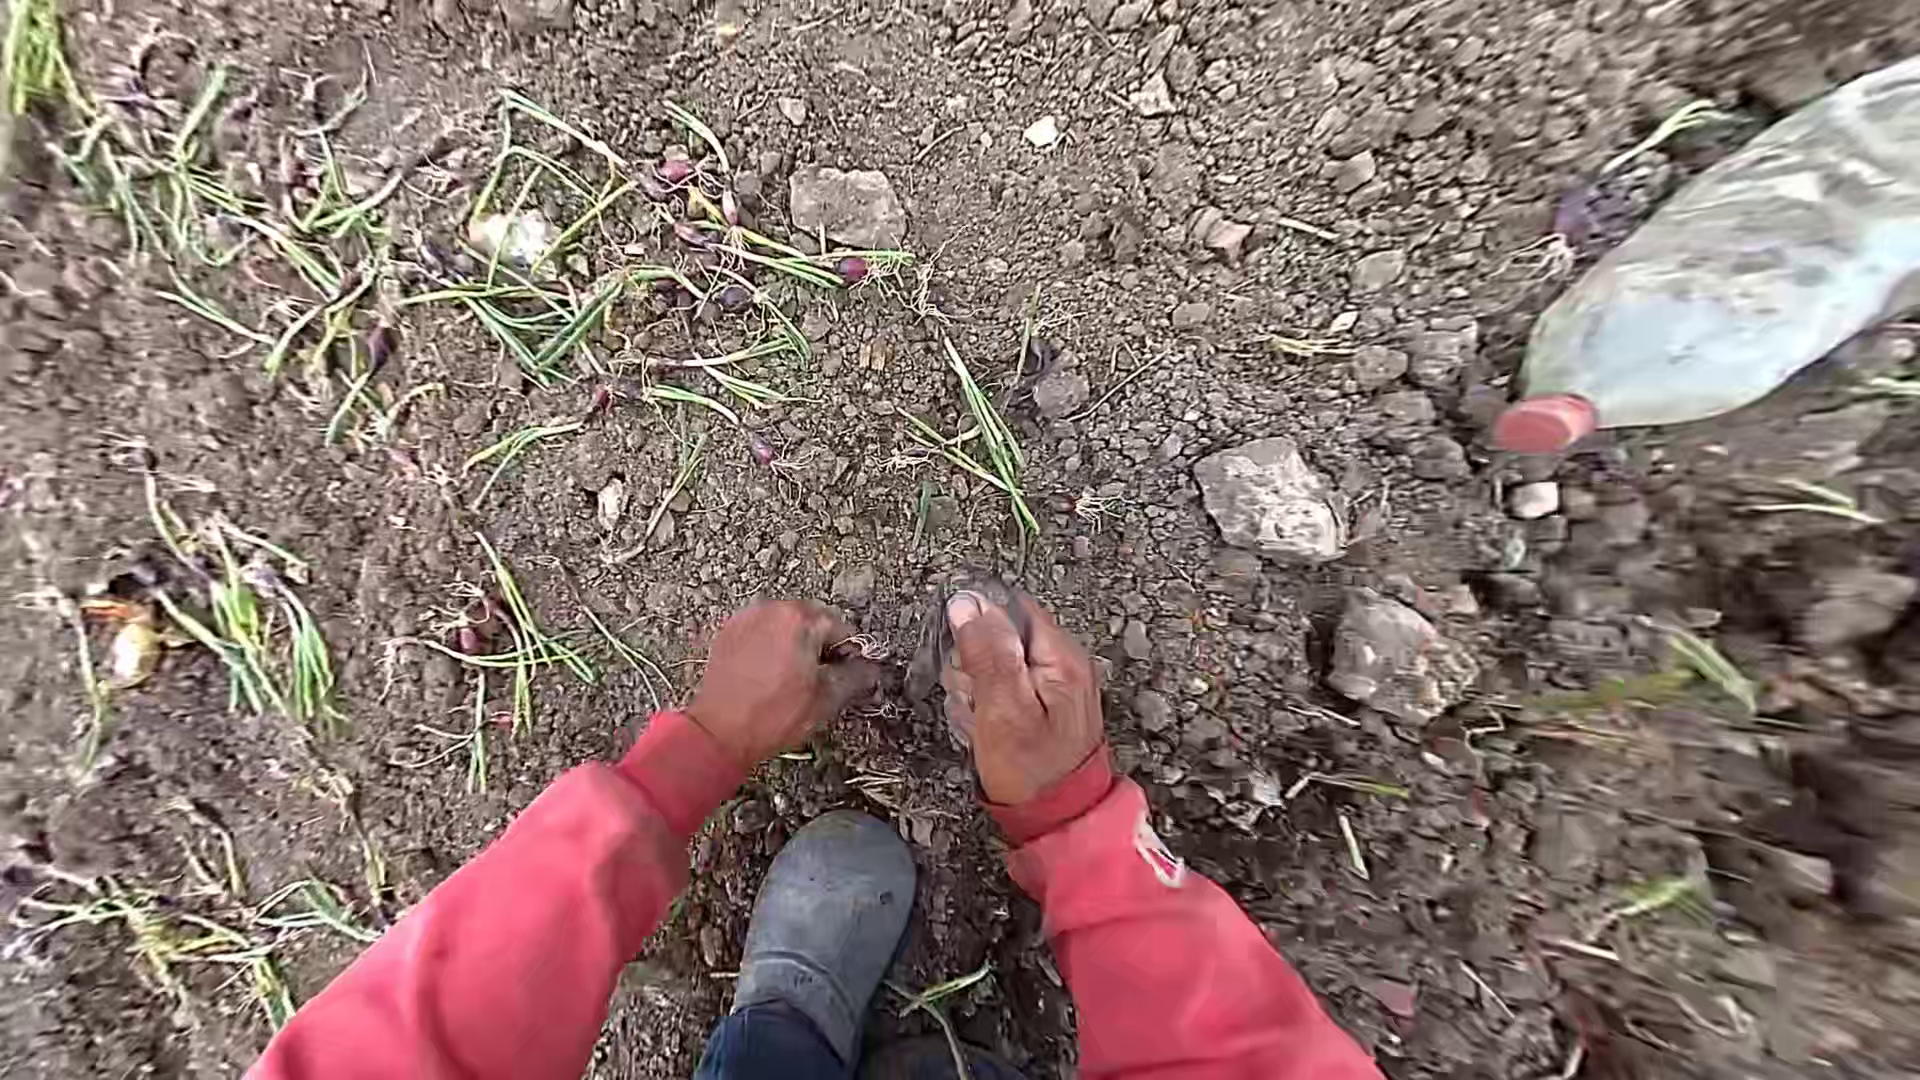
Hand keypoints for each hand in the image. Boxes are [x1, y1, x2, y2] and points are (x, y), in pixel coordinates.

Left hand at [688, 600, 877, 766]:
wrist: (719, 733)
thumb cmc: (772, 716)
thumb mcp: (827, 698)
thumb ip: (857, 676)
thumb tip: (872, 669)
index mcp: (801, 619)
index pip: (843, 629)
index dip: (850, 654)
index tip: (847, 674)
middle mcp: (774, 609)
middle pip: (814, 622)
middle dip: (821, 646)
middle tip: (820, 678)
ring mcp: (748, 618)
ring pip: (788, 625)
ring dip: (796, 644)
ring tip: (793, 677)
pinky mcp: (730, 631)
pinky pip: (763, 631)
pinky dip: (772, 645)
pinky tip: (771, 672)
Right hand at [942, 591, 1104, 804]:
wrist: (1058, 819)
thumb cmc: (1034, 771)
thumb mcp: (1003, 709)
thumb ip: (987, 652)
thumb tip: (967, 605)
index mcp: (1059, 655)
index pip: (1009, 607)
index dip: (977, 625)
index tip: (964, 658)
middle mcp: (1060, 662)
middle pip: (999, 633)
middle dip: (974, 664)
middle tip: (977, 698)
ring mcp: (1051, 682)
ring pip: (994, 661)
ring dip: (976, 687)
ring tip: (982, 717)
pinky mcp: (1040, 701)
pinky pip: (1000, 686)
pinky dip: (986, 703)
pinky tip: (986, 726)